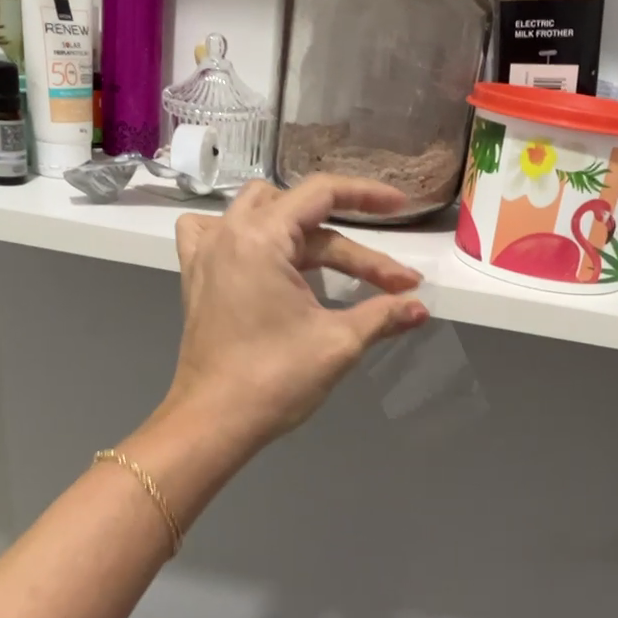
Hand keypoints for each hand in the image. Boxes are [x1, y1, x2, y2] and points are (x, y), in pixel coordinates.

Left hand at [166, 176, 429, 449]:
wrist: (213, 424)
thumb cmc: (274, 379)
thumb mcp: (339, 344)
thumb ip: (382, 315)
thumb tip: (420, 308)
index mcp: (260, 237)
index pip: (321, 193)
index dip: (367, 196)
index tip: (401, 208)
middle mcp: (228, 233)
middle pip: (301, 215)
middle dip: (349, 247)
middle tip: (388, 283)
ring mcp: (205, 254)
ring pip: (260, 215)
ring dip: (302, 232)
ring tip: (333, 260)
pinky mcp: (197, 279)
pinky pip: (216, 233)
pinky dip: (245, 233)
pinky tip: (263, 254)